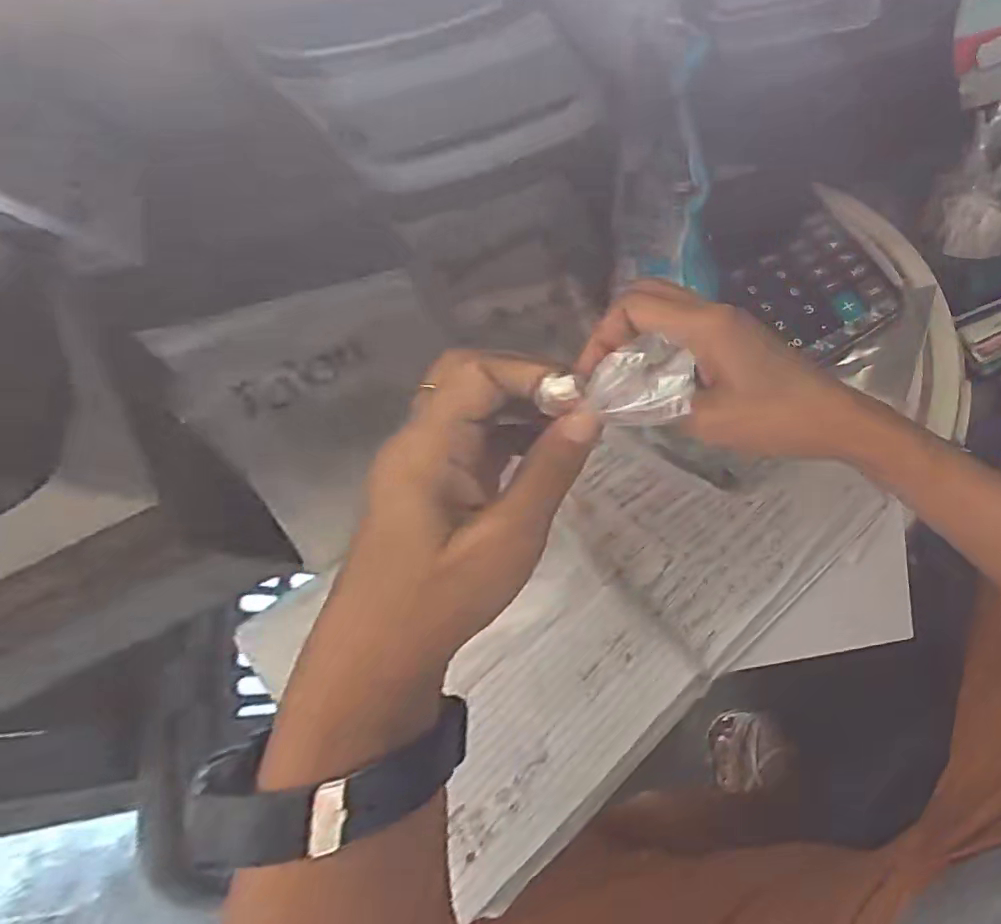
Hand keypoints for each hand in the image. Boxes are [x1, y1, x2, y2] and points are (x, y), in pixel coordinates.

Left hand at [331, 350, 601, 666]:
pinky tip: (556, 450)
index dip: (533, 372)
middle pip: (473, 377)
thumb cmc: (440, 599)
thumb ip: (551, 469)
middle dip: (534, 379)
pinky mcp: (442, 480)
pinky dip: (523, 431)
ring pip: (481, 403)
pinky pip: (484, 434)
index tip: (583, 401)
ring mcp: (430, 461)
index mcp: (426, 448)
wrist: (378, 659)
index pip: (475, 372)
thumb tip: (591, 413)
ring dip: (532, 404)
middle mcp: (422, 442)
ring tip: (581, 426)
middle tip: (585, 405)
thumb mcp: (510, 534)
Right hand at [577, 280, 879, 459]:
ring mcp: (735, 322)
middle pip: (649, 294)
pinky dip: (669, 341)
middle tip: (610, 369)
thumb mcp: (708, 420)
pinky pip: (694, 325)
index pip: (633, 305)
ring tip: (632, 376)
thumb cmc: (775, 419)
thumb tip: (622, 399)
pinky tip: (667, 378)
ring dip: (644, 333)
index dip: (602, 335)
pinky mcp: (745, 337)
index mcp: (706, 324)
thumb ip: (656, 405)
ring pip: (672, 307)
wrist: (834, 418)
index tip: (596, 375)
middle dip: (618, 326)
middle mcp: (718, 312)